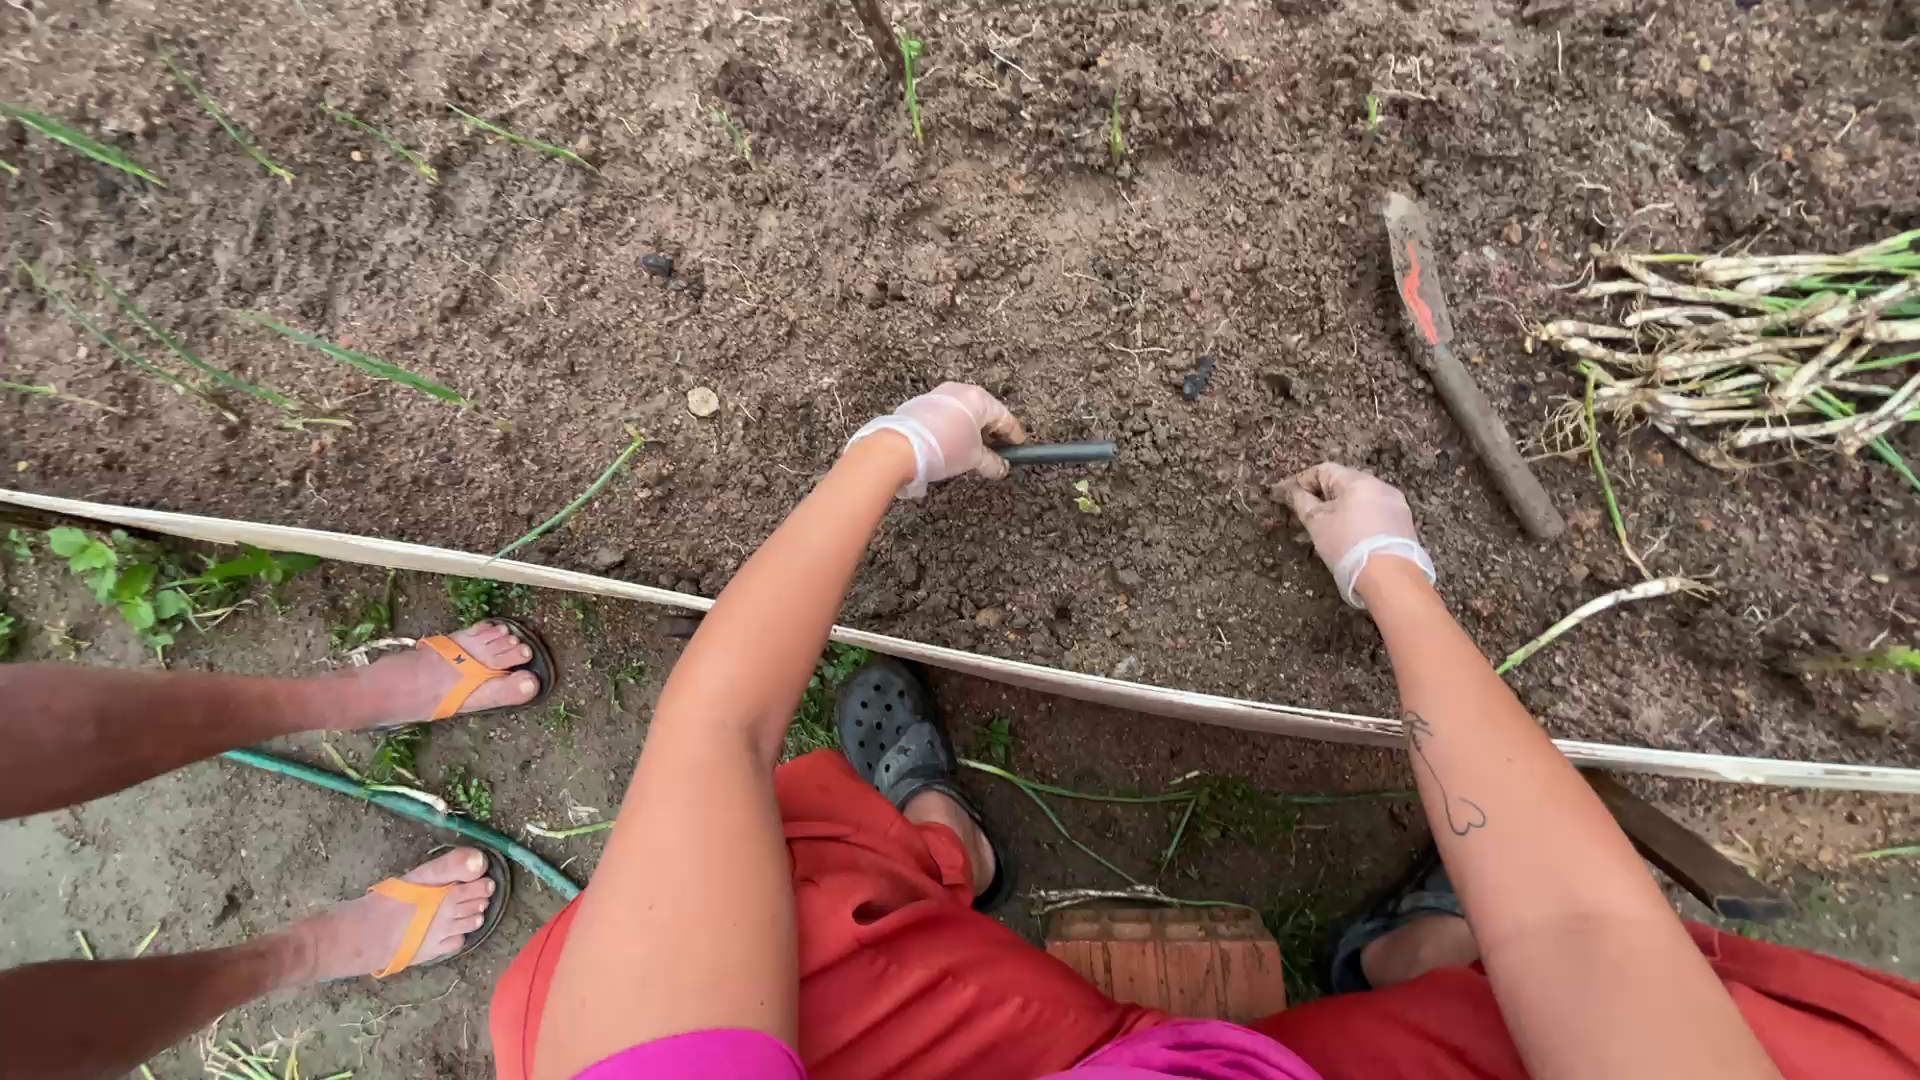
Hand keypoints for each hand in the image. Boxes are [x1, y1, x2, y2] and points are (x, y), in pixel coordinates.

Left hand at [845, 383, 1026, 497]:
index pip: (1004, 417)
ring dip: (970, 431)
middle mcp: (958, 391)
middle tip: (997, 452)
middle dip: (991, 433)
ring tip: (972, 452)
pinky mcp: (920, 405)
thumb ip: (992, 462)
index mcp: (977, 398)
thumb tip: (1000, 467)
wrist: (899, 447)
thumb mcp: (973, 459)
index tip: (1019, 446)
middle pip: (983, 412)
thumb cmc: (942, 448)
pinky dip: (953, 429)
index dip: (1013, 434)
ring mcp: (937, 396)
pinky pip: (945, 416)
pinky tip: (951, 446)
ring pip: (963, 413)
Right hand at [1278, 462, 1435, 607]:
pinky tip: (1351, 539)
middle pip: (1344, 483)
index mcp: (1359, 481)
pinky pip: (1374, 514)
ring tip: (1328, 530)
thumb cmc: (1347, 545)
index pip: (1324, 469)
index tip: (1290, 498)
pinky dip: (1358, 520)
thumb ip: (1301, 501)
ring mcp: (1396, 505)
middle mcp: (1381, 487)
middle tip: (1308, 516)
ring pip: (1360, 500)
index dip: (1303, 481)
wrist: (1389, 577)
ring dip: (1341, 509)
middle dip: (1323, 496)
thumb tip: (1293, 490)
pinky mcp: (1403, 524)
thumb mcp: (1316, 522)